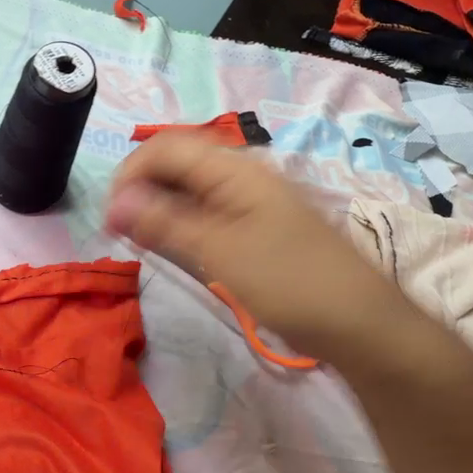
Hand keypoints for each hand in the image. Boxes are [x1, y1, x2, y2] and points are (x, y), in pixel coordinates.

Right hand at [105, 133, 415, 360]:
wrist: (362, 324)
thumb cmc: (291, 283)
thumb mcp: (218, 251)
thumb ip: (163, 222)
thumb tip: (114, 201)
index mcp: (235, 169)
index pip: (165, 147)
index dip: (130, 173)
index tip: (110, 216)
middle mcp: (241, 175)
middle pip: (176, 164)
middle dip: (140, 189)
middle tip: (118, 232)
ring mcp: (250, 201)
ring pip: (188, 190)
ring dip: (157, 208)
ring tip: (138, 241)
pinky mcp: (254, 227)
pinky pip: (205, 212)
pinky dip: (180, 224)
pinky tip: (170, 247)